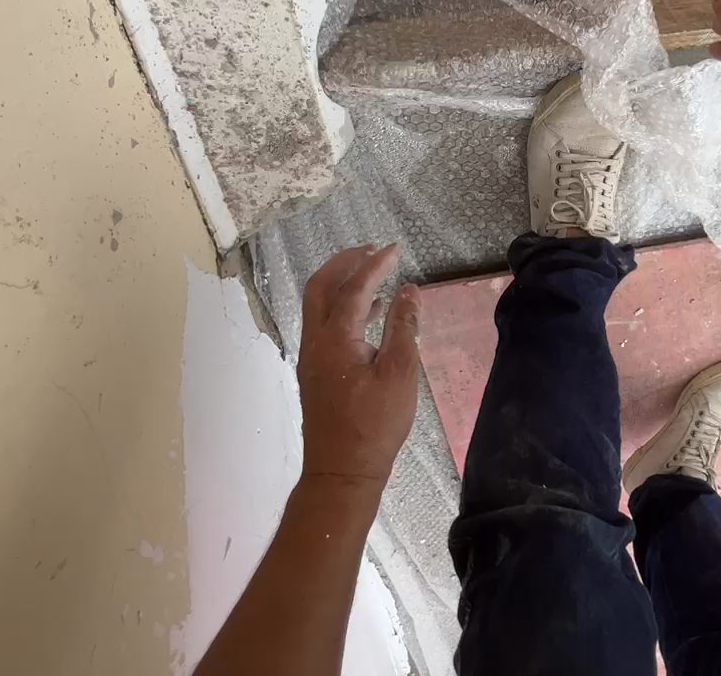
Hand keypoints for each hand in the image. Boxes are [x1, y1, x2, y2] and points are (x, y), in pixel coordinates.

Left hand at [298, 244, 420, 487]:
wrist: (342, 473)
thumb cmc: (375, 425)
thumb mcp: (400, 374)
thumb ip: (404, 328)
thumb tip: (409, 291)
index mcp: (335, 340)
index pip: (354, 288)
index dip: (376, 264)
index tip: (396, 248)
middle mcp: (315, 342)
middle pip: (320, 286)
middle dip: (344, 262)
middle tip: (372, 249)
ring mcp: (311, 357)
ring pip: (318, 305)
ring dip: (342, 282)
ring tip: (373, 271)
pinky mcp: (316, 371)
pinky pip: (325, 323)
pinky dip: (344, 306)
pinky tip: (371, 311)